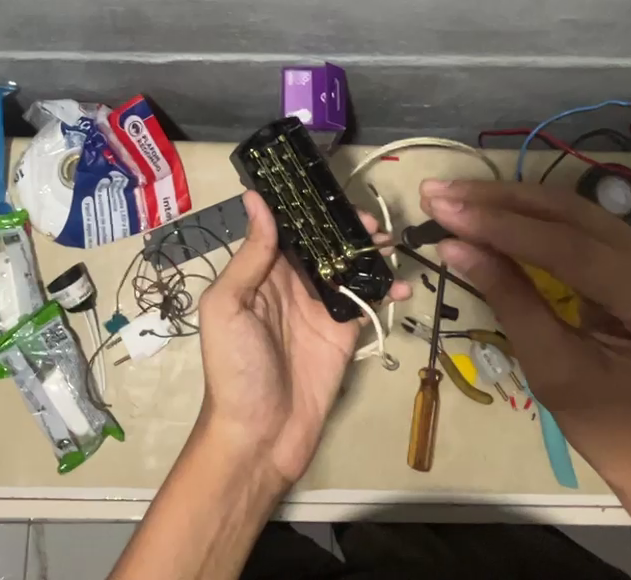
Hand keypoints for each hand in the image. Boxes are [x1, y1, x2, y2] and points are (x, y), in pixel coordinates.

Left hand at [193, 191, 410, 485]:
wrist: (259, 437)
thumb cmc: (234, 368)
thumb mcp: (228, 306)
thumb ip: (250, 255)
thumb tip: (256, 198)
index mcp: (261, 271)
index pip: (287, 227)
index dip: (309, 207)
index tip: (334, 192)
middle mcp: (292, 282)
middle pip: (323, 242)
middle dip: (347, 227)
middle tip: (371, 221)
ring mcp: (320, 307)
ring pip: (348, 266)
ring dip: (370, 252)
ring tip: (389, 243)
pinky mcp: (343, 332)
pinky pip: (367, 301)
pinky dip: (387, 289)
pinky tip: (403, 284)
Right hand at [421, 178, 630, 501]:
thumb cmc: (610, 428)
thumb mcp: (553, 370)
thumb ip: (508, 299)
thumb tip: (451, 245)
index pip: (571, 247)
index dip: (501, 226)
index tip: (442, 210)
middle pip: (572, 215)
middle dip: (498, 201)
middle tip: (436, 193)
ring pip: (572, 210)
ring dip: (508, 202)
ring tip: (452, 196)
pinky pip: (579, 225)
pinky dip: (529, 216)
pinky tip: (489, 209)